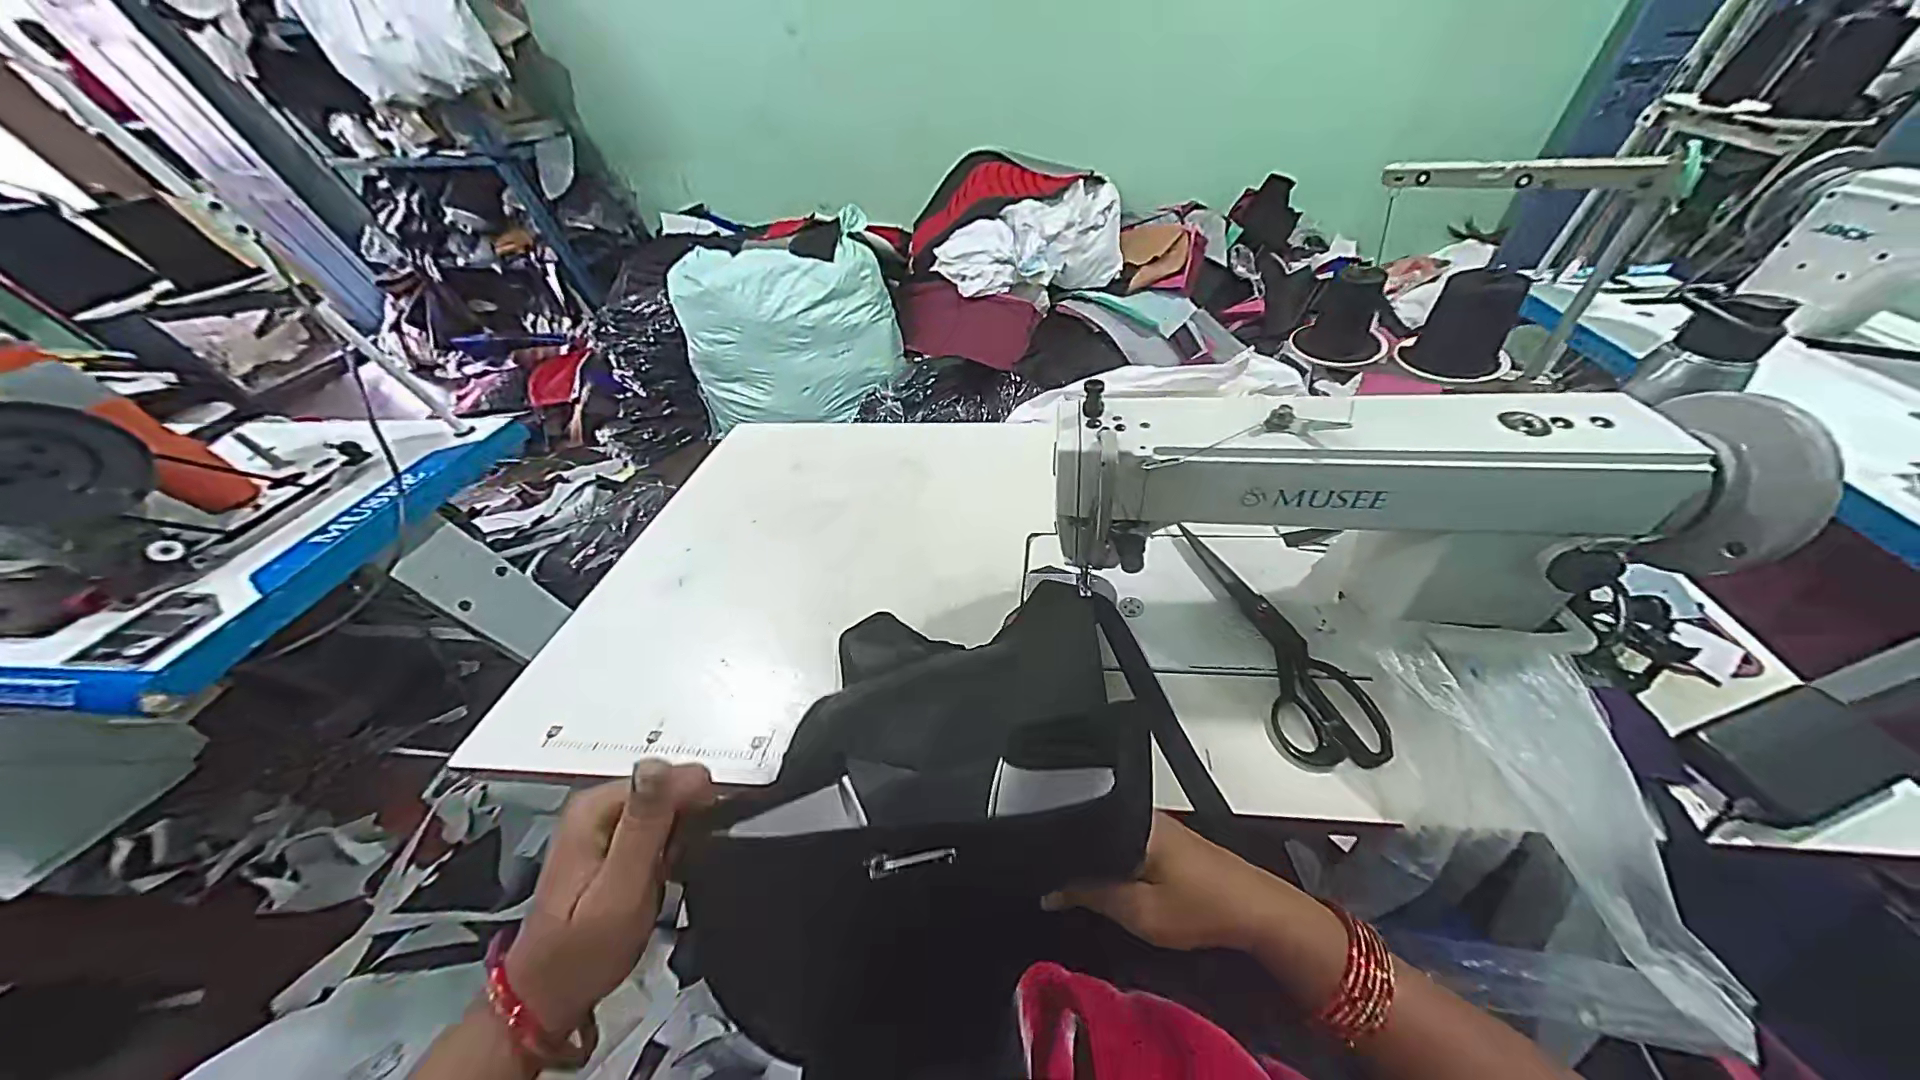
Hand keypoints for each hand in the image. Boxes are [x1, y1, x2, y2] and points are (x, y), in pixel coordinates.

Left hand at [504, 760, 714, 1032]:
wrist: (549, 997)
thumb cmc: (582, 952)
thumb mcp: (620, 889)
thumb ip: (645, 823)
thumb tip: (660, 765)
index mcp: (596, 807)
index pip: (670, 775)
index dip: (694, 806)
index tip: (694, 841)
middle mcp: (597, 805)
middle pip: (670, 789)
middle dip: (686, 824)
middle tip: (670, 867)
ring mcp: (604, 822)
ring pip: (669, 808)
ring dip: (679, 839)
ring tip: (663, 874)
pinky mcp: (613, 839)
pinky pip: (660, 827)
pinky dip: (670, 849)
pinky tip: (659, 875)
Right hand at [1044, 812, 1295, 950]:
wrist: (1260, 914)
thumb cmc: (1207, 909)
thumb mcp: (1139, 912)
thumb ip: (1091, 896)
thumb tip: (1053, 890)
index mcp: (1134, 822)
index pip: (1078, 830)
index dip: (1061, 859)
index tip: (1052, 887)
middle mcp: (1146, 815)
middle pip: (1093, 834)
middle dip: (1084, 865)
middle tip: (1089, 899)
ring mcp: (1158, 825)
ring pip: (1111, 842)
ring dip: (1106, 869)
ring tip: (1117, 898)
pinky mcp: (1168, 838)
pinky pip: (1129, 847)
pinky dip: (1123, 869)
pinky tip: (1133, 892)